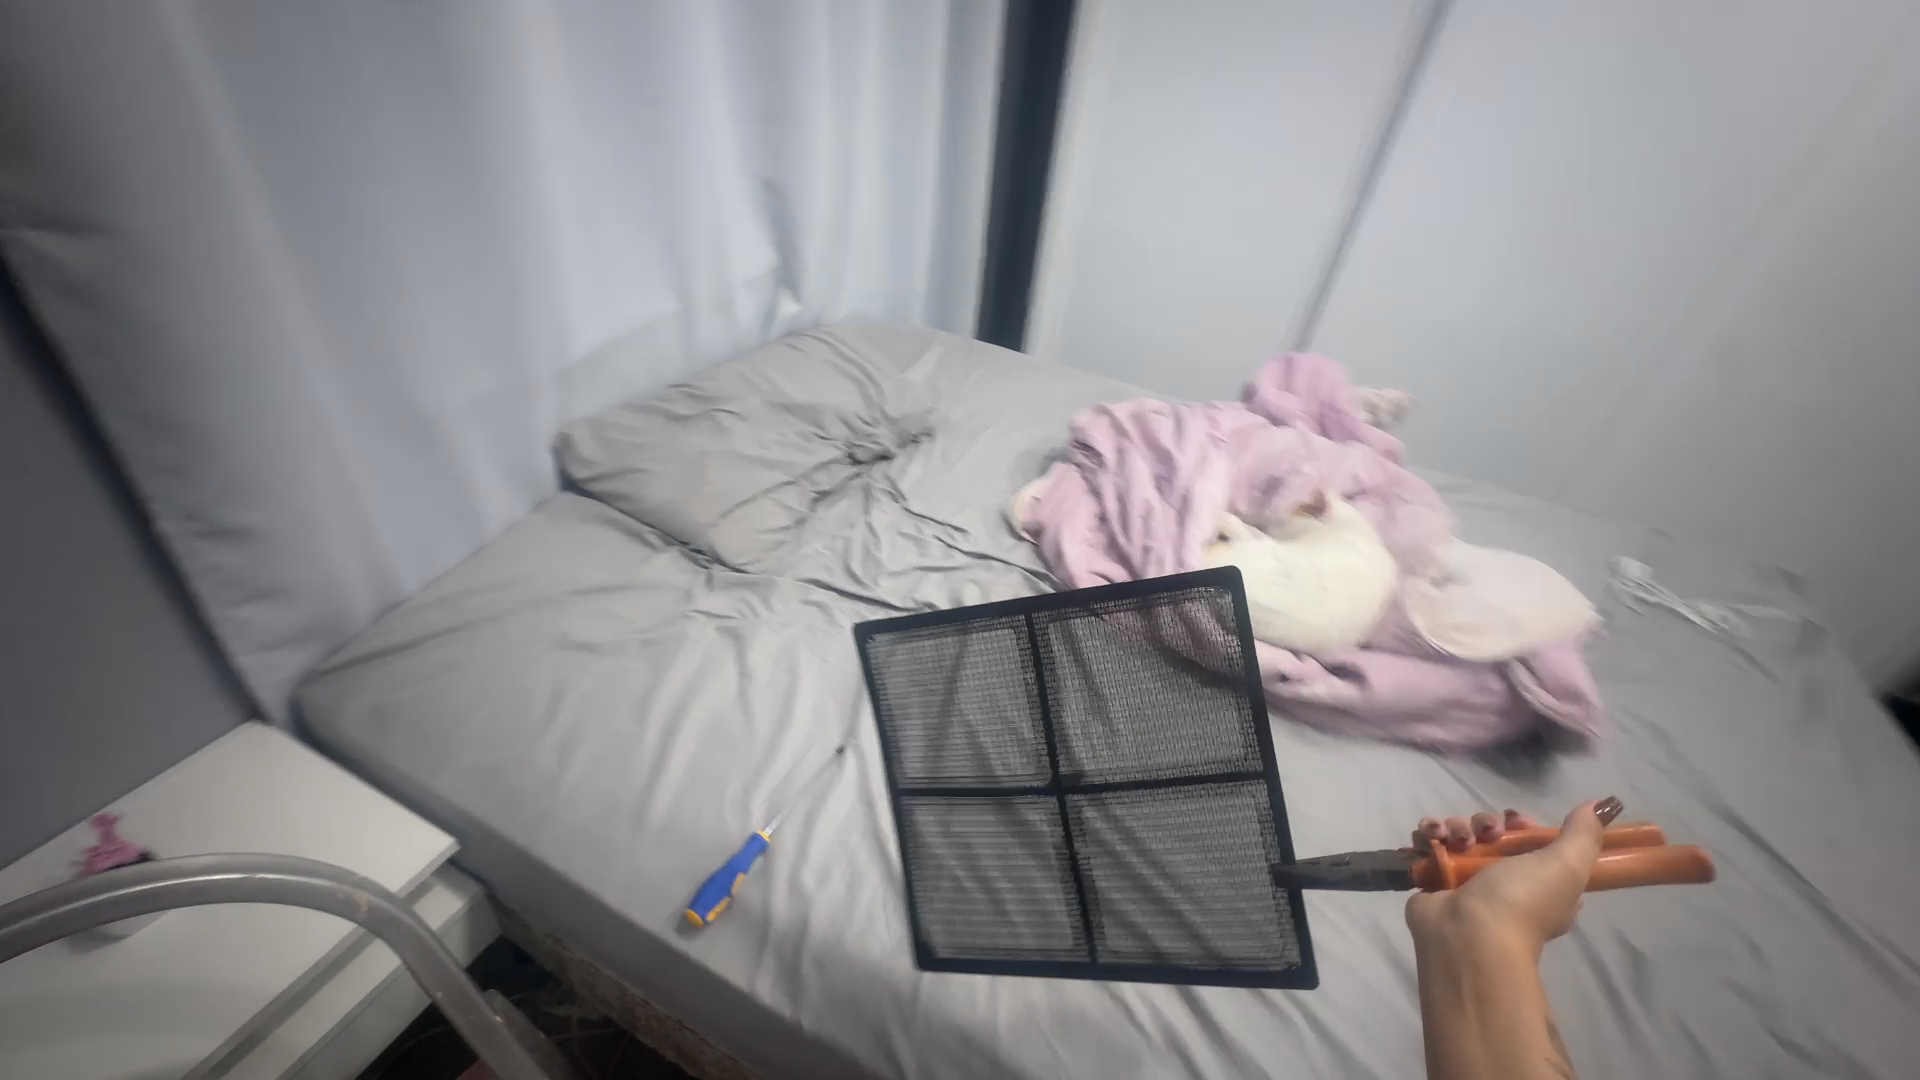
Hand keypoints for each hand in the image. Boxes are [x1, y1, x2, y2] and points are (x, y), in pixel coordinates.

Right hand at [1404, 797, 1622, 954]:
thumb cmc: (1521, 900)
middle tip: (1485, 833)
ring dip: (1453, 826)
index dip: (1519, 826)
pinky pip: (1427, 841)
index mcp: (1537, 880)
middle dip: (1483, 824)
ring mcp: (1463, 876)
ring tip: (1452, 838)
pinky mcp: (1432, 874)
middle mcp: (1501, 877)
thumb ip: (1582, 836)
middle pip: (1488, 832)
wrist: (1468, 930)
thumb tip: (1604, 804)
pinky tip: (1431, 837)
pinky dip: (1427, 834)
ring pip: (1456, 832)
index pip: (1527, 840)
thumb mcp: (1565, 867)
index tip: (1515, 824)